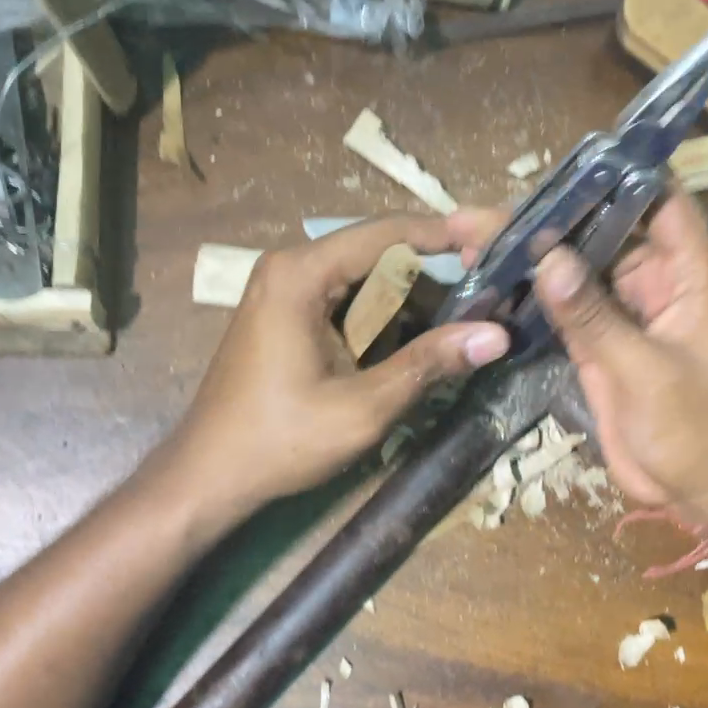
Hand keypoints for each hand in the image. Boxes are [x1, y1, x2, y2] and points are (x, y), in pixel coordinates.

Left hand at [168, 217, 509, 517]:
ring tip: (468, 312)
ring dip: (413, 295)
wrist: (210, 474)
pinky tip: (421, 337)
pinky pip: (346, 300)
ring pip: (365, 277)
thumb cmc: (282, 440)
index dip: (446, 236)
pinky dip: (385, 314)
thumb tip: (497, 335)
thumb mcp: (364, 406)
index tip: (496, 244)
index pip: (387, 232)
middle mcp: (290, 267)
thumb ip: (429, 363)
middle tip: (489, 289)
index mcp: (301, 273)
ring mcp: (284, 291)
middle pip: (377, 251)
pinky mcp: (286, 316)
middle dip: (434, 270)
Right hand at [447, 191, 707, 526]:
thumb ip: (597, 318)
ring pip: (573, 268)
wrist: (697, 492)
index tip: (559, 163)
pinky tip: (486, 284)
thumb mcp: (649, 373)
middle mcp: (654, 281)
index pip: (659, 200)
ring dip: (528, 256)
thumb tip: (546, 257)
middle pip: (600, 230)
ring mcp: (621, 312)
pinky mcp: (596, 343)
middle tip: (480, 213)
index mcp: (689, 274)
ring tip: (468, 240)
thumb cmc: (696, 431)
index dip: (617, 174)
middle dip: (548, 217)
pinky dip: (527, 297)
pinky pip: (560, 309)